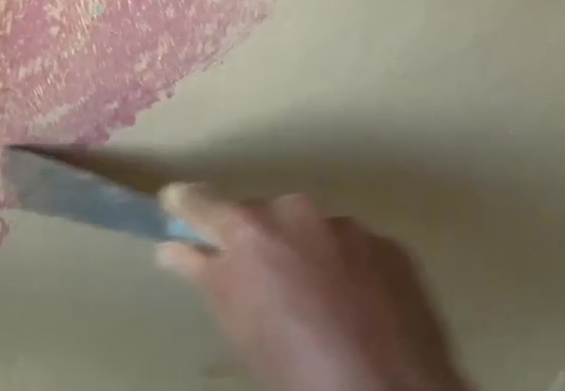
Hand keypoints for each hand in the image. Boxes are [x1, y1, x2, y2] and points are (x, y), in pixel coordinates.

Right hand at [157, 187, 469, 390]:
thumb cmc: (292, 364)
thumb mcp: (233, 320)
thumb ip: (200, 271)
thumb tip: (172, 247)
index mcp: (247, 227)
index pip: (198, 199)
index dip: (184, 206)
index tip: (176, 211)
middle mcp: (294, 212)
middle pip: (260, 215)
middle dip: (257, 241)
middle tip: (265, 285)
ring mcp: (348, 227)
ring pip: (311, 230)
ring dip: (306, 253)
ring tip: (319, 303)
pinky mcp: (392, 249)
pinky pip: (356, 249)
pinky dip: (350, 269)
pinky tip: (358, 309)